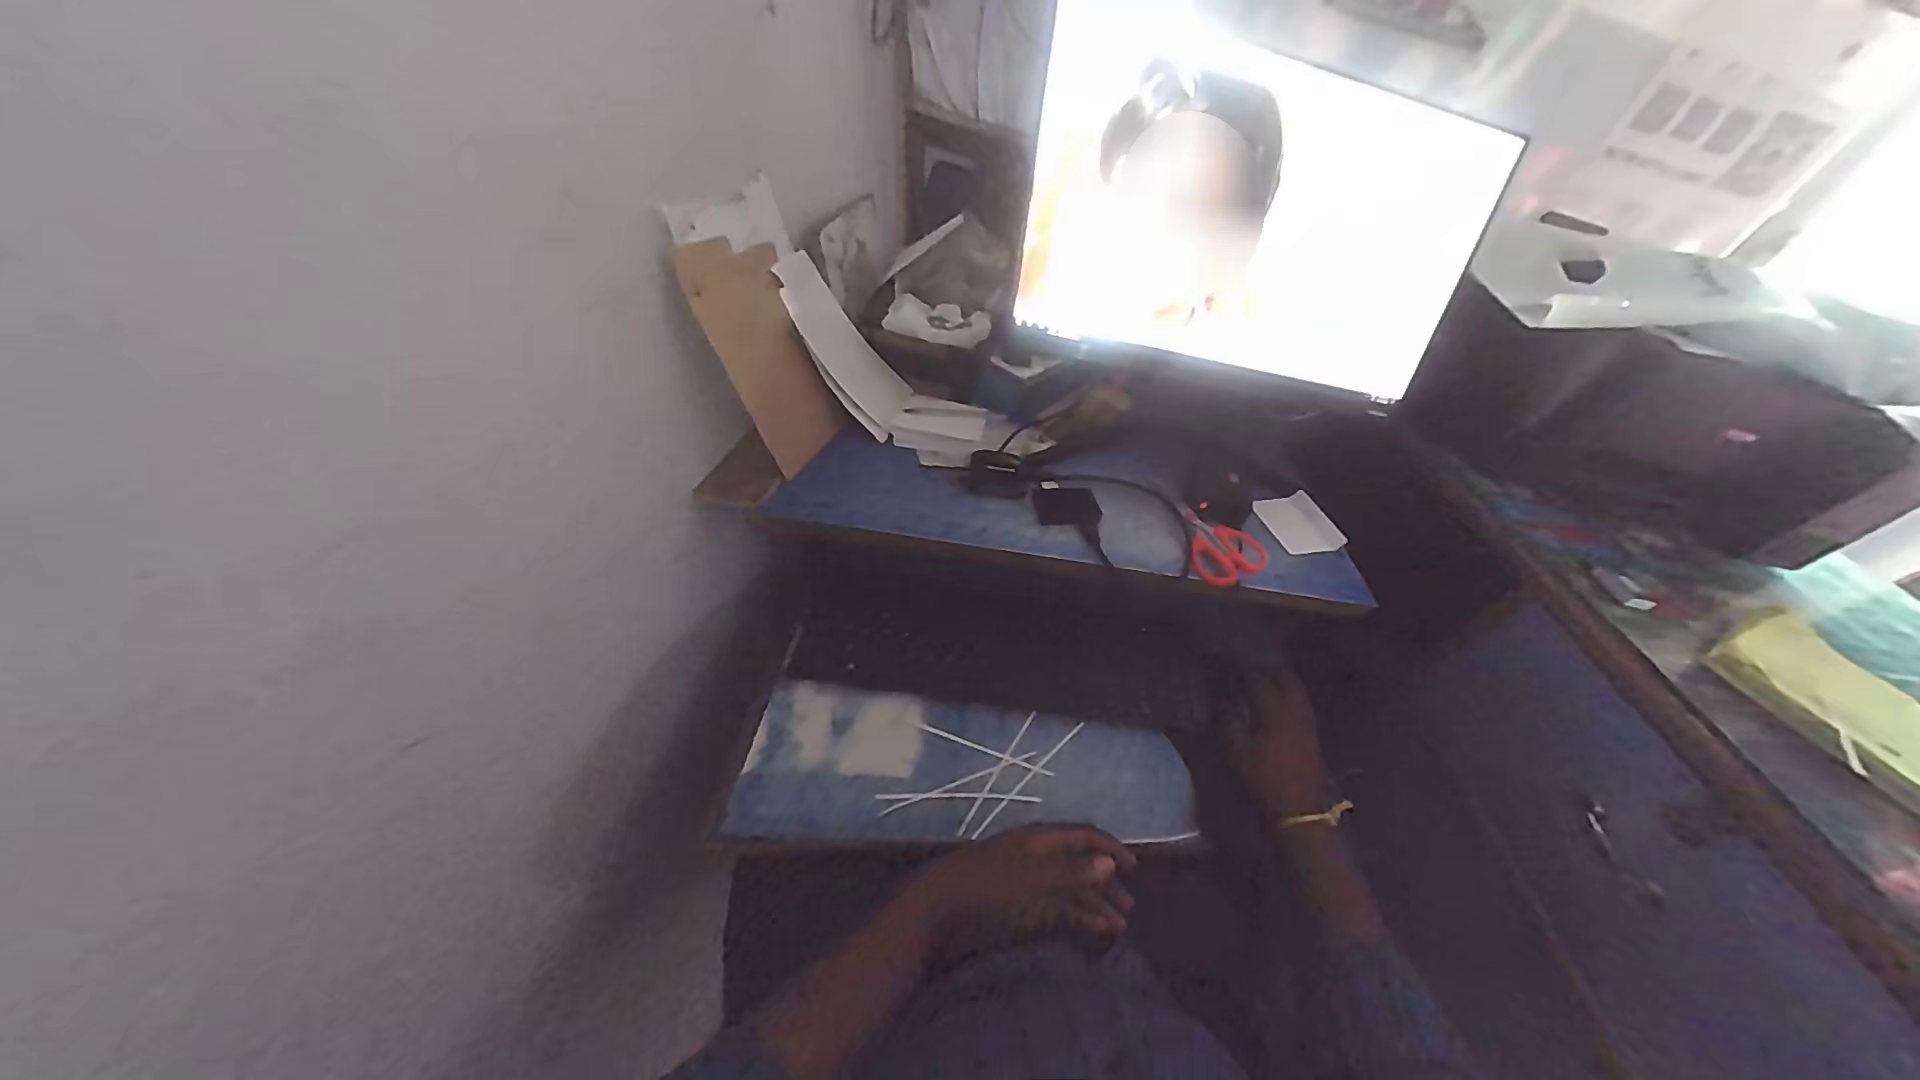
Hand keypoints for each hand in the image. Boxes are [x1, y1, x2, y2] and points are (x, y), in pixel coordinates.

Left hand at [887, 824, 1137, 969]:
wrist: (938, 911)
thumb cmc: (985, 886)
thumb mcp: (1030, 877)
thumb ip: (1070, 871)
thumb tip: (1109, 863)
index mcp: (1038, 840)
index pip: (1082, 836)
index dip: (1109, 847)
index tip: (1135, 868)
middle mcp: (1037, 858)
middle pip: (1078, 864)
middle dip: (1104, 882)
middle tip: (1129, 906)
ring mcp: (1027, 885)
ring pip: (1069, 890)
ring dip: (1094, 905)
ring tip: (1118, 926)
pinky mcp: (1017, 910)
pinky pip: (1055, 911)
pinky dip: (1076, 919)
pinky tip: (1093, 932)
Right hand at [1221, 659, 1334, 818]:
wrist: (1300, 813)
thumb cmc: (1263, 779)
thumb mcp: (1235, 751)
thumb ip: (1227, 721)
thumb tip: (1223, 702)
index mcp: (1274, 710)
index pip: (1257, 678)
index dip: (1241, 667)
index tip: (1226, 659)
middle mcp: (1295, 711)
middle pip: (1285, 679)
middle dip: (1267, 669)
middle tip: (1248, 667)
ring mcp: (1308, 724)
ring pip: (1296, 692)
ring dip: (1280, 681)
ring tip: (1263, 681)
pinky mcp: (1313, 738)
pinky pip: (1300, 705)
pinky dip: (1287, 696)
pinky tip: (1276, 704)